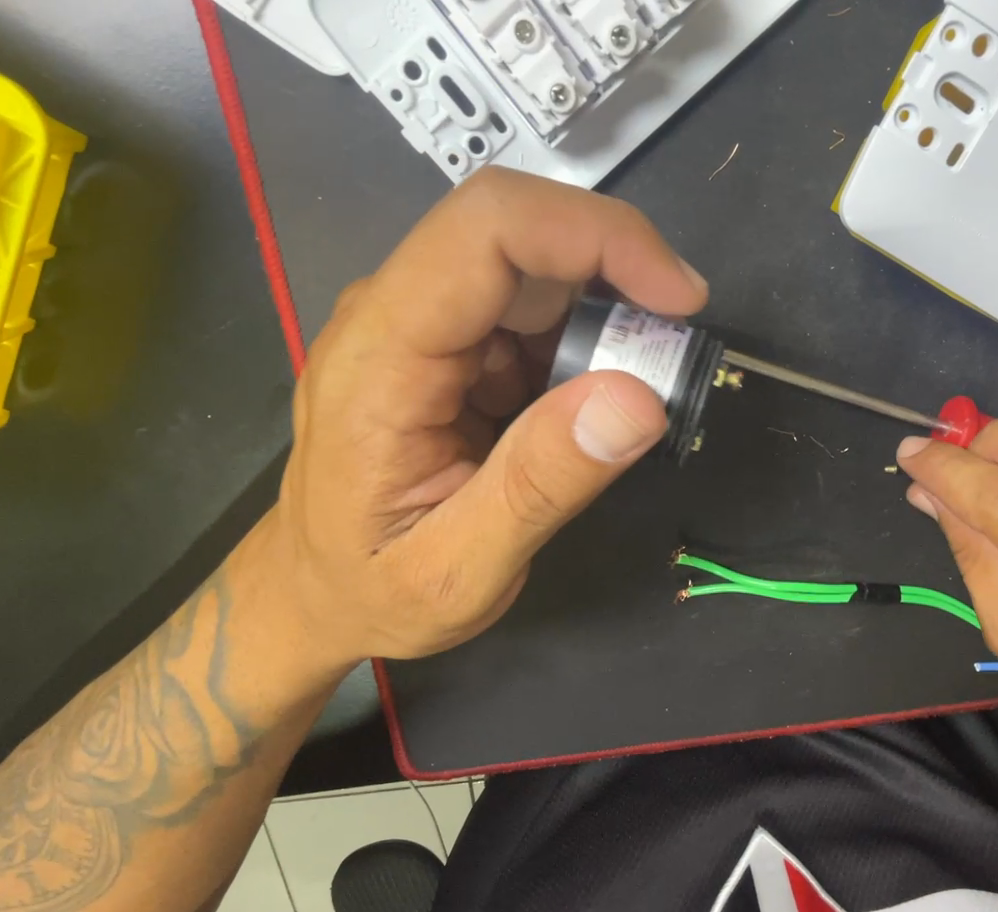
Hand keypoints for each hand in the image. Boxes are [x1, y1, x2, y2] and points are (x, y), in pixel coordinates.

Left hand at [257, 168, 708, 664]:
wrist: (319, 592)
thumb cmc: (374, 589)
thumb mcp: (460, 570)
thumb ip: (541, 486)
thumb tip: (640, 398)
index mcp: (379, 360)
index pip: (487, 232)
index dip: (595, 236)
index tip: (679, 300)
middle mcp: (391, 316)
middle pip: (517, 238)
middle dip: (615, 283)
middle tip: (671, 363)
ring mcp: (417, 324)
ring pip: (532, 272)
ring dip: (602, 323)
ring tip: (625, 406)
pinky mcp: (445, 344)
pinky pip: (528, 313)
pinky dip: (582, 347)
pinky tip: (584, 411)